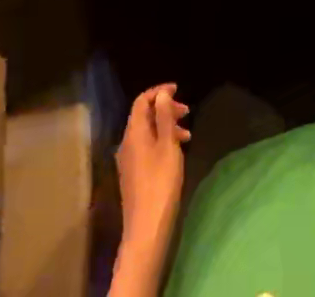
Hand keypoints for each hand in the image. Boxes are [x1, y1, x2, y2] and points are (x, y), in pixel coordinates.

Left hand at [117, 84, 189, 235]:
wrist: (147, 225)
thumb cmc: (161, 181)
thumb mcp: (168, 145)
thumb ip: (164, 118)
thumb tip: (162, 94)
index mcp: (134, 134)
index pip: (141, 102)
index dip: (158, 92)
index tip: (178, 89)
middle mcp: (127, 143)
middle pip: (144, 116)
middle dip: (165, 108)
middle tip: (187, 112)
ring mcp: (128, 159)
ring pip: (147, 131)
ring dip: (166, 125)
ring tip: (187, 132)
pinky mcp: (133, 172)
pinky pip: (147, 145)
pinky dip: (162, 140)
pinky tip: (177, 149)